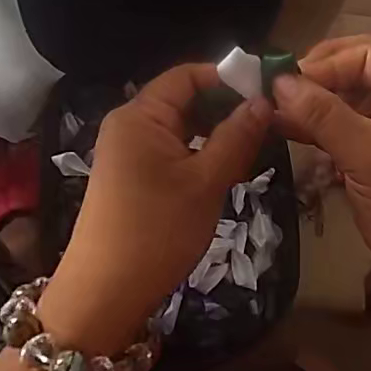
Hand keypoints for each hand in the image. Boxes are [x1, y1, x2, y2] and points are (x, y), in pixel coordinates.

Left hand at [40, 64, 270, 353]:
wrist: (103, 294)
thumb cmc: (157, 231)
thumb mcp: (206, 182)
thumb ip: (236, 136)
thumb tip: (263, 101)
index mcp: (140, 115)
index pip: (186, 75)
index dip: (226, 77)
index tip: (266, 90)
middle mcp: (128, 124)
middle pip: (182, 99)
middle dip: (223, 107)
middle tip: (267, 123)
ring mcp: (125, 152)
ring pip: (178, 128)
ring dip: (213, 133)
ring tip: (252, 148)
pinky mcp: (129, 177)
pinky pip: (168, 151)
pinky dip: (196, 154)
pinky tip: (223, 170)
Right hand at [272, 36, 370, 284]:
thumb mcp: (369, 154)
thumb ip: (322, 114)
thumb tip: (278, 81)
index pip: (361, 55)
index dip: (322, 63)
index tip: (282, 81)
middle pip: (347, 74)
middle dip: (310, 83)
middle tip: (273, 92)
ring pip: (337, 104)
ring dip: (306, 108)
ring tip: (269, 114)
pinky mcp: (369, 156)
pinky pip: (335, 131)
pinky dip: (311, 132)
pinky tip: (283, 133)